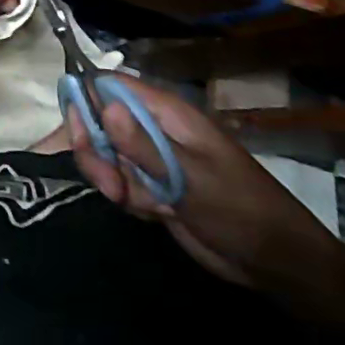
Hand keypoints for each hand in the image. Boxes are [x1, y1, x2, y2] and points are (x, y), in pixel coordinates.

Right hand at [67, 74, 340, 288]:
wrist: (271, 257)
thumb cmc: (237, 207)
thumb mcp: (188, 177)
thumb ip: (143, 145)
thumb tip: (102, 105)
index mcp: (167, 112)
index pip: (113, 88)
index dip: (87, 101)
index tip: (73, 134)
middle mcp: (156, 129)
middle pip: (102, 122)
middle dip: (96, 151)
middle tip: (109, 184)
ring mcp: (155, 159)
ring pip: (109, 155)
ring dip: (111, 178)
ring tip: (131, 202)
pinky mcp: (156, 187)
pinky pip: (123, 182)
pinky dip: (127, 198)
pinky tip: (151, 213)